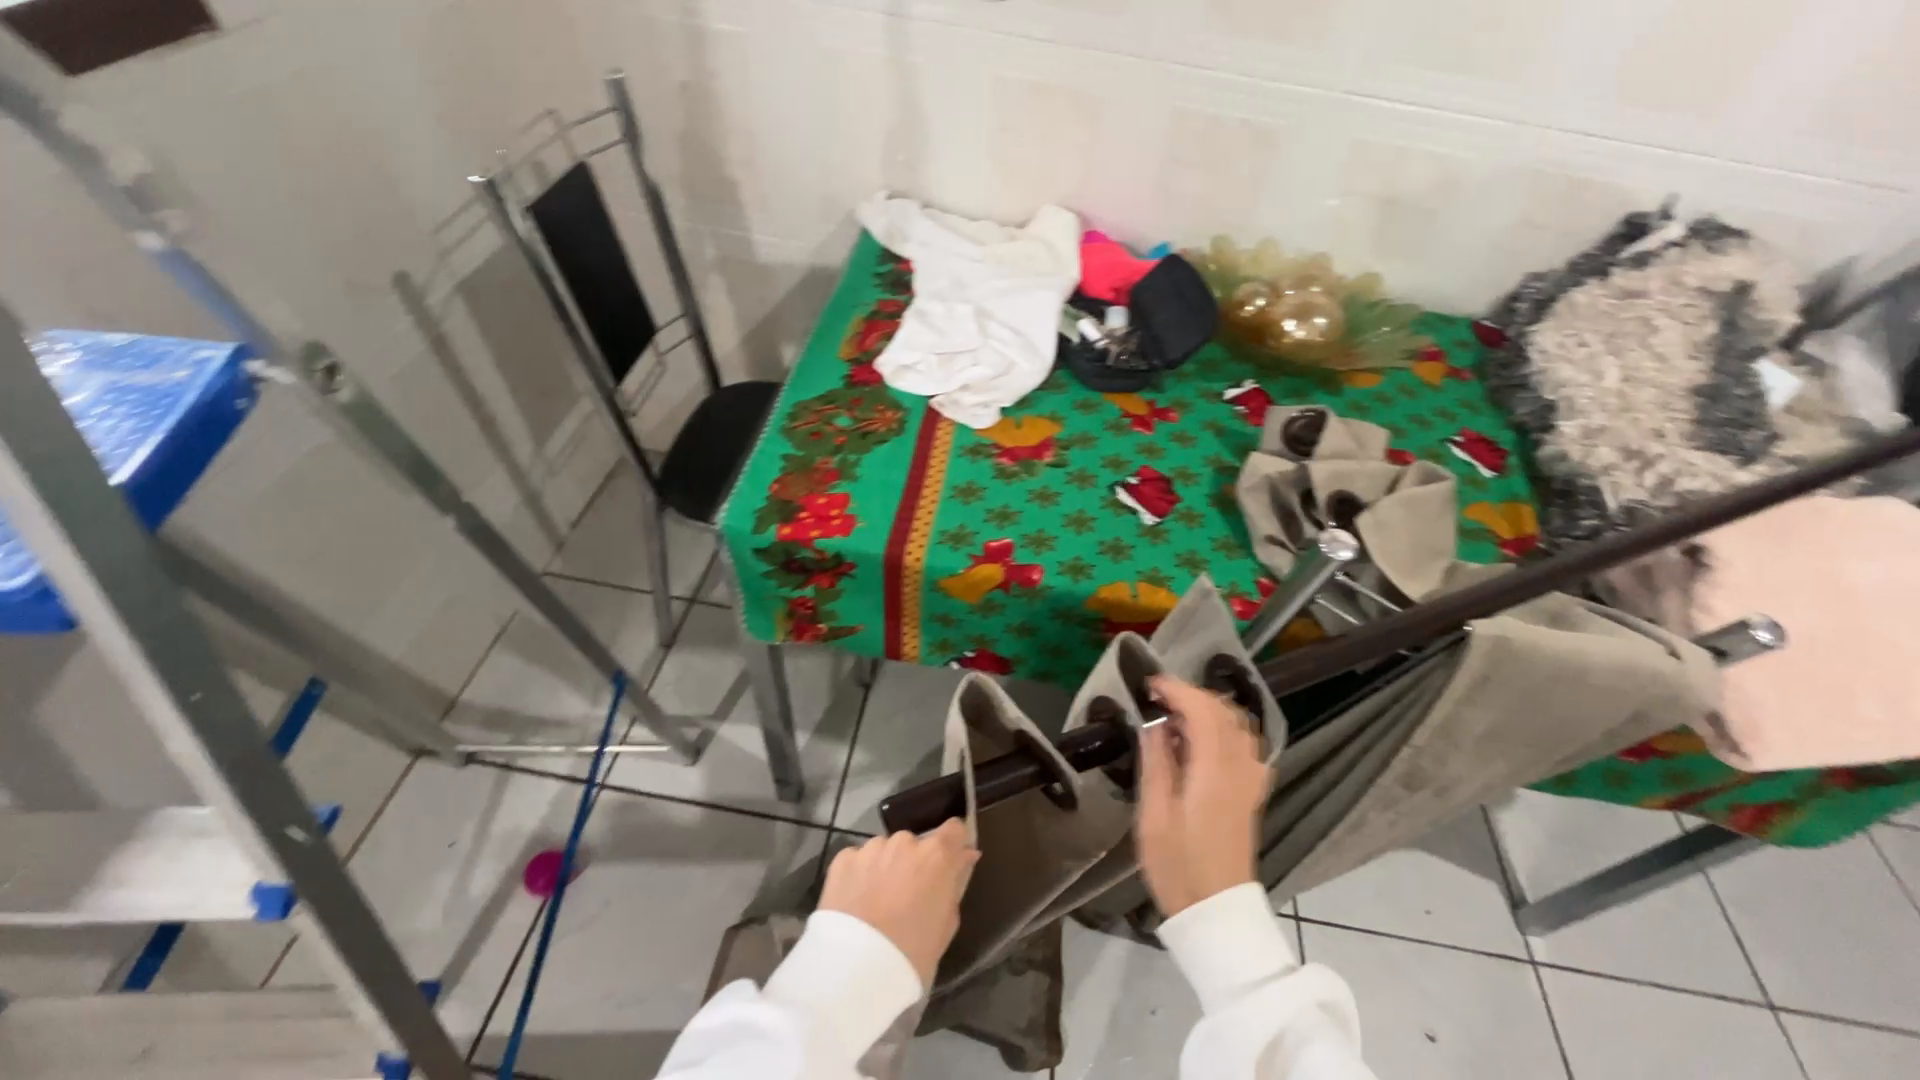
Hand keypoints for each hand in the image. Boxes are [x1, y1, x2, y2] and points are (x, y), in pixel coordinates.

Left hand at [818, 819, 979, 987]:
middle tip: (907, 894)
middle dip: (913, 862)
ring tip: (876, 901)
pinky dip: (859, 875)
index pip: (954, 829)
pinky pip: (858, 860)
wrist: (857, 967)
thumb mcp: (947, 923)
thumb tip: (962, 859)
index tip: (950, 860)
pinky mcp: (842, 859)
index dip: (953, 843)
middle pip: (915, 844)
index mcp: (936, 855)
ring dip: (885, 867)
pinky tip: (856, 902)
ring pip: (884, 851)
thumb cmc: (913, 951)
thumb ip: (954, 884)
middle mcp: (904, 842)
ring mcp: (871, 848)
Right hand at [1135, 675, 1270, 917]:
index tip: (1150, 685)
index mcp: (1215, 772)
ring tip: (1175, 717)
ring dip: (1209, 711)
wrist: (1215, 910)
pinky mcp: (1249, 794)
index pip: (1204, 712)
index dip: (1178, 691)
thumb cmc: (1178, 866)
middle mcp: (1239, 769)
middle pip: (1225, 714)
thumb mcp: (1154, 815)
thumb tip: (1155, 725)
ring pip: (1238, 727)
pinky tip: (1199, 743)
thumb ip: (1157, 763)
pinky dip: (1222, 730)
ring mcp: (1249, 782)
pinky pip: (1243, 746)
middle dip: (1193, 696)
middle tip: (1158, 699)